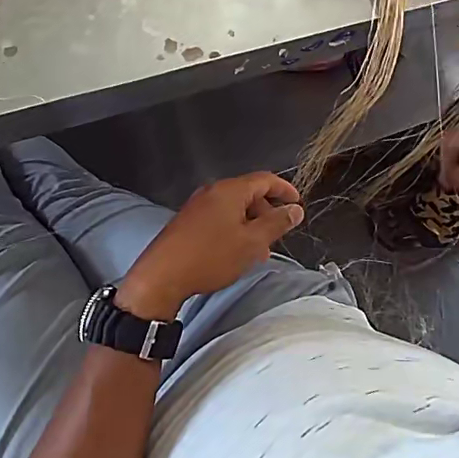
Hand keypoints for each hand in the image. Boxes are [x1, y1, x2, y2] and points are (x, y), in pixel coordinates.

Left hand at [118, 172, 303, 319]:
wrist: (161, 278)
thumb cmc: (209, 257)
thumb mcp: (252, 242)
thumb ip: (277, 223)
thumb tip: (295, 210)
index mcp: (229, 190)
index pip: (265, 179)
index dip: (285, 190)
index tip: (297, 203)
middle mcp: (212, 192)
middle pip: (249, 193)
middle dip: (268, 211)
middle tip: (278, 232)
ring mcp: (197, 206)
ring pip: (233, 208)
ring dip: (251, 224)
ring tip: (258, 249)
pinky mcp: (187, 222)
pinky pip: (219, 217)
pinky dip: (234, 228)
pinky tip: (236, 251)